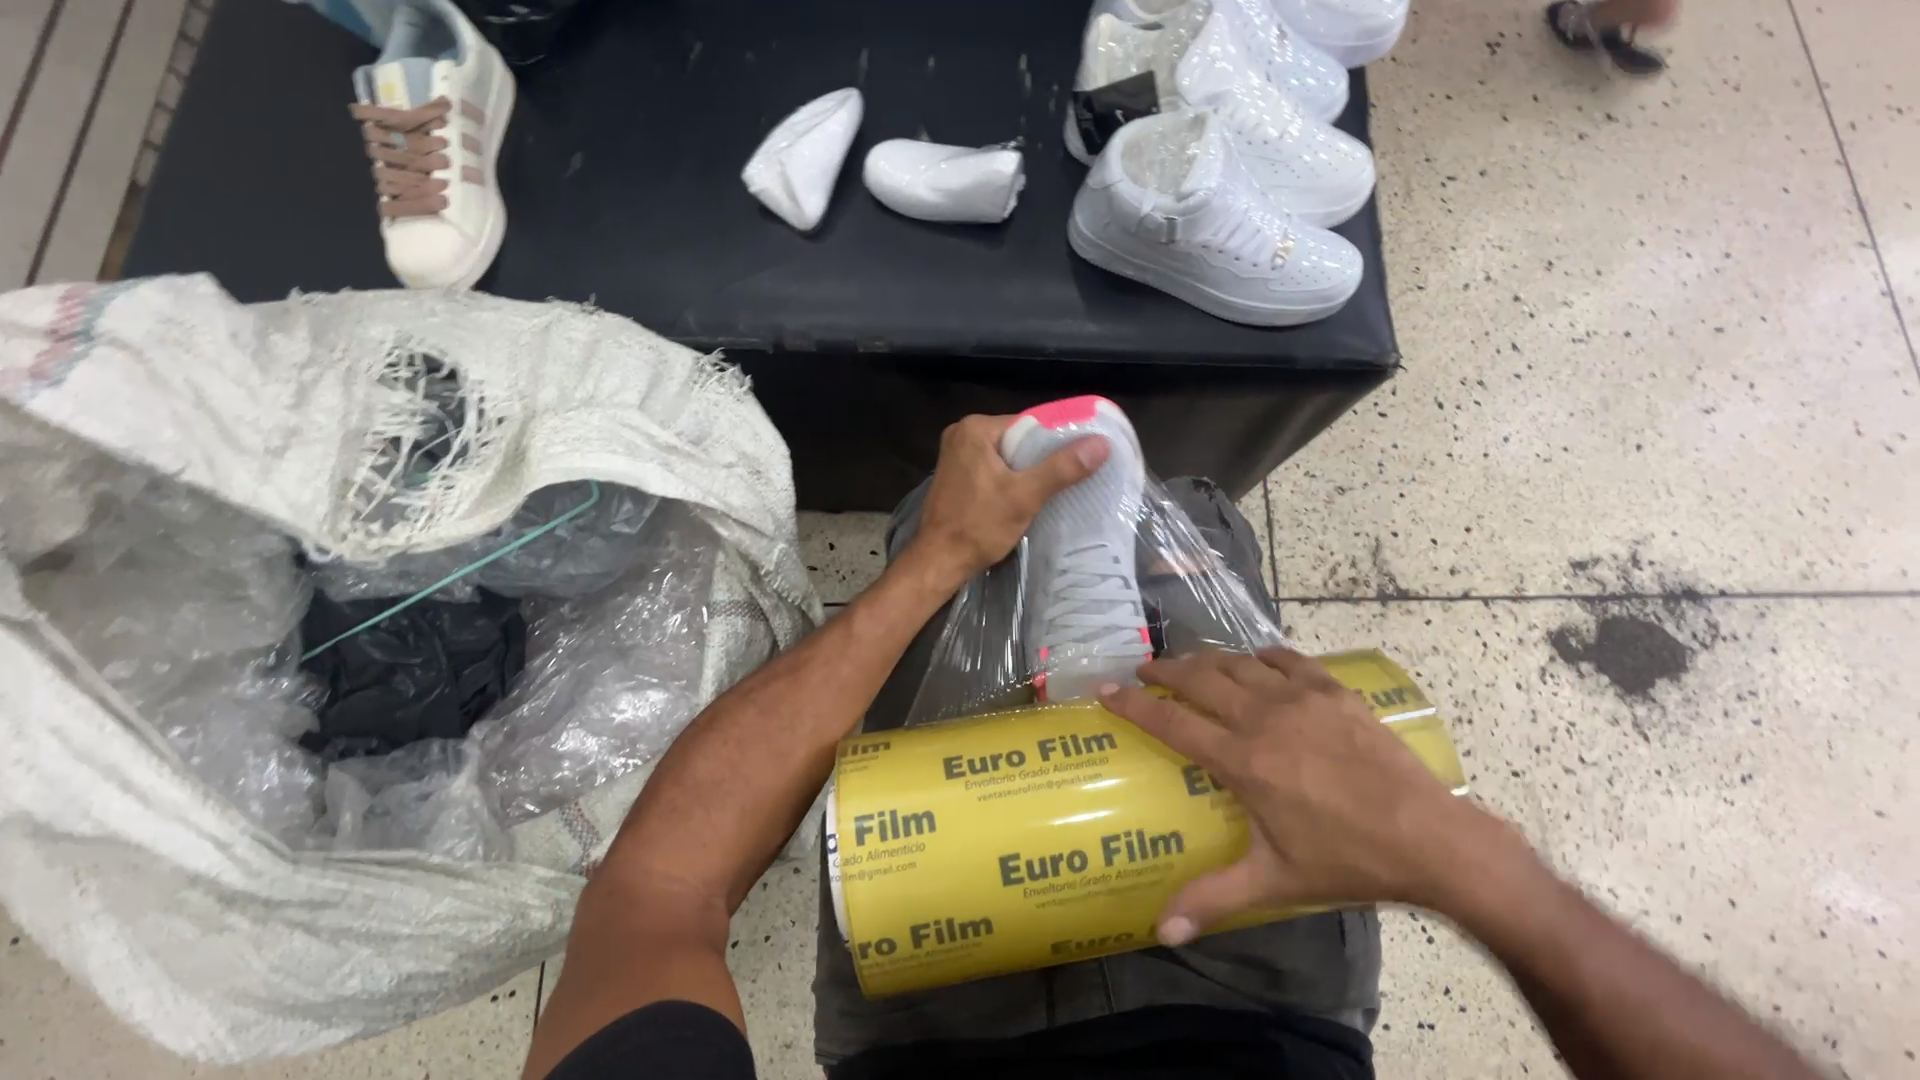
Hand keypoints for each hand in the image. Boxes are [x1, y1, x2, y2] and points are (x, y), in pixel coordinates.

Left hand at [904, 413, 1109, 584]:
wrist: (939, 562)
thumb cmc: (978, 526)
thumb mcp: (1025, 496)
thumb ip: (1062, 468)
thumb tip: (1101, 444)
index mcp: (975, 428)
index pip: (1028, 423)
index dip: (1056, 440)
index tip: (1080, 457)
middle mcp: (961, 434)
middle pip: (1017, 439)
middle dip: (1041, 458)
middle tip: (1070, 478)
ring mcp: (955, 456)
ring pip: (1006, 457)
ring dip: (1027, 472)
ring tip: (1053, 490)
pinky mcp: (955, 477)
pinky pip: (992, 470)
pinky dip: (1010, 481)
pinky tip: (1026, 498)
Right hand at [1100, 647, 1516, 945]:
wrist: (1431, 838)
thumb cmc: (1347, 859)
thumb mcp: (1274, 880)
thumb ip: (1214, 897)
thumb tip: (1162, 930)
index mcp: (1243, 760)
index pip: (1172, 722)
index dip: (1133, 704)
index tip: (1105, 688)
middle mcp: (1264, 718)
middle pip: (1200, 679)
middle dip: (1165, 670)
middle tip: (1144, 669)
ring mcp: (1302, 699)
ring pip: (1239, 665)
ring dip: (1208, 661)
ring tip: (1191, 664)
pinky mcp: (1335, 693)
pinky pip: (1289, 660)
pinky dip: (1265, 656)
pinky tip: (1258, 660)